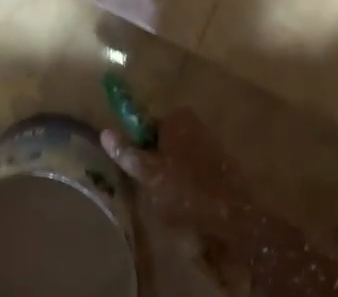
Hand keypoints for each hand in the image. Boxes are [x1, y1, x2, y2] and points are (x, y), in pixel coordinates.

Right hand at [101, 107, 254, 240]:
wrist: (233, 217)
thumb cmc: (184, 190)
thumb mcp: (147, 173)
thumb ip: (126, 152)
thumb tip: (104, 132)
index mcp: (177, 120)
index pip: (150, 123)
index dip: (141, 143)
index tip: (138, 164)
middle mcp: (196, 125)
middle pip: (168, 138)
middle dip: (159, 156)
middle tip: (151, 182)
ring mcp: (214, 145)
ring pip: (184, 154)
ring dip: (176, 169)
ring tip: (170, 195)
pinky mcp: (227, 167)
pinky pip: (200, 168)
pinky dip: (193, 180)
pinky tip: (190, 200)